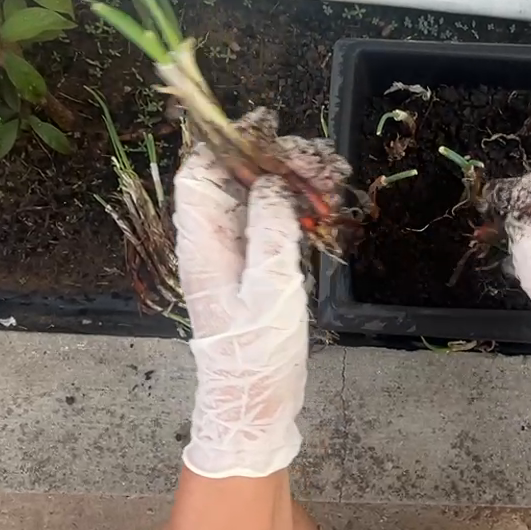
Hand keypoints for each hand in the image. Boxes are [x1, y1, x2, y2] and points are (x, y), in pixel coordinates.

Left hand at [173, 140, 331, 478]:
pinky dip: (293, 211)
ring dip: (289, 185)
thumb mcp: (269, 290)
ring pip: (256, 201)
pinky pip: (270, 225)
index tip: (265, 124)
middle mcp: (212, 244)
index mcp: (203, 244)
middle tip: (319, 160)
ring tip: (331, 181)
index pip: (200, 174)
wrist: (254, 405)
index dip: (226, 142)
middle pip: (234, 182)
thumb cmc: (257, 354)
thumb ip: (270, 231)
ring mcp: (233, 258)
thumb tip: (271, 184)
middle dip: (272, 162)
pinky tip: (321, 209)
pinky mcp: (253, 272)